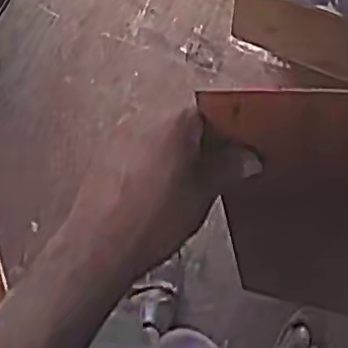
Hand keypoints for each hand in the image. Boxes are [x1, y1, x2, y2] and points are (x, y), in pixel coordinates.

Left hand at [0, 102, 261, 347]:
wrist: (99, 243)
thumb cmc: (152, 219)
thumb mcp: (201, 195)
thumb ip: (228, 168)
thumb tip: (248, 156)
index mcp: (176, 117)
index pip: (215, 103)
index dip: (234, 123)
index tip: (246, 142)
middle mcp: (149, 111)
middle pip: (189, 112)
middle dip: (209, 133)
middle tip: (227, 161)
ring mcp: (126, 126)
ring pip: (166, 125)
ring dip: (183, 142)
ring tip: (196, 174)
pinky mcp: (111, 143)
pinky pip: (145, 137)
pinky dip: (160, 151)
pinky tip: (165, 179)